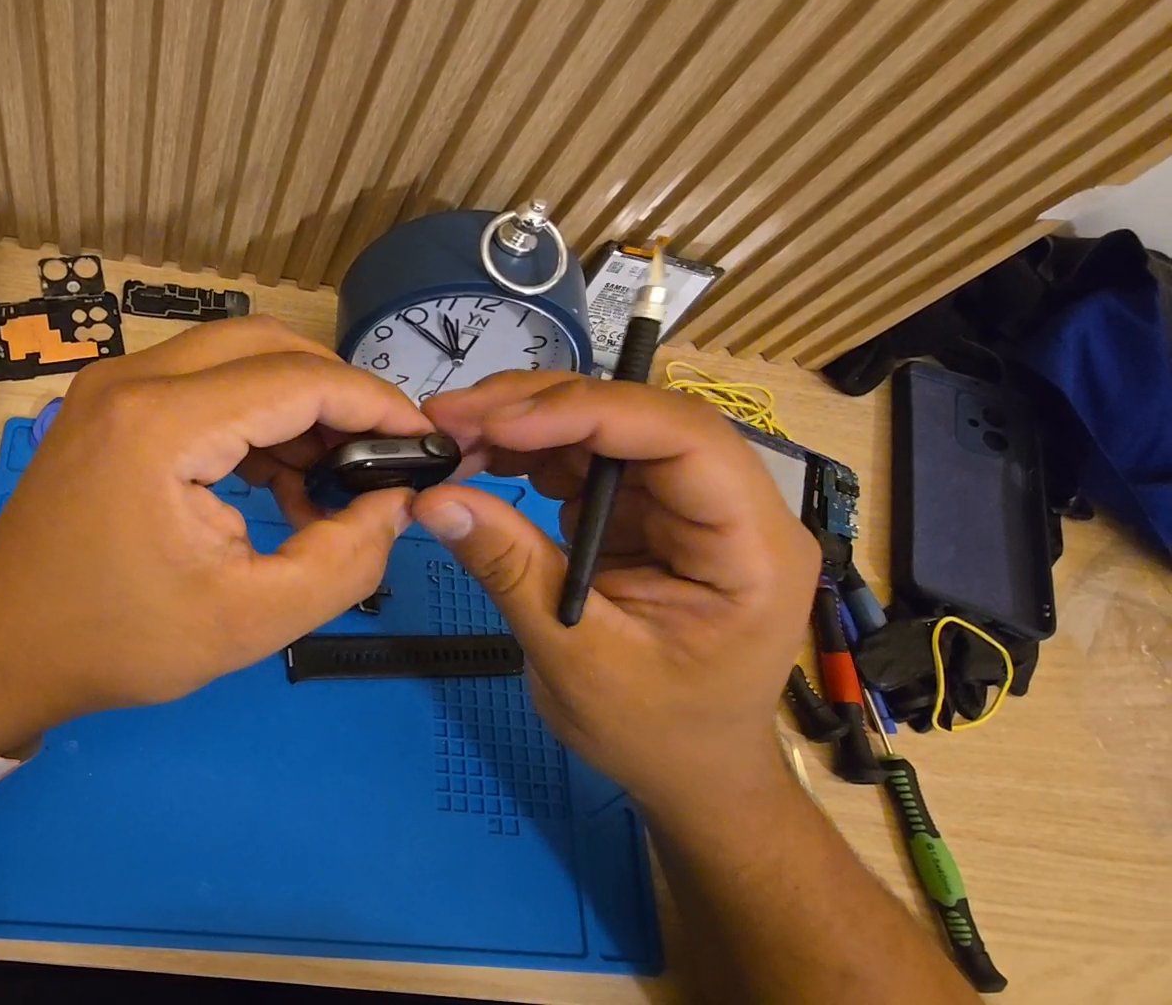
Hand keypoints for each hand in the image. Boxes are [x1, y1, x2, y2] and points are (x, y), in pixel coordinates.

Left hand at [0, 317, 431, 753]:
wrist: (2, 649)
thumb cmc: (118, 642)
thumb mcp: (250, 621)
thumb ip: (344, 560)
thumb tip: (395, 504)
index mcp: (161, 425)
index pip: (296, 379)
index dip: (373, 403)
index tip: (422, 441)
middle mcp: (131, 380)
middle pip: (267, 346)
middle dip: (335, 394)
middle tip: (377, 457)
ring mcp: (111, 386)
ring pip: (233, 359)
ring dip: (292, 407)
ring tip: (329, 484)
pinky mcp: (107, 406)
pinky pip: (199, 386)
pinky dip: (249, 421)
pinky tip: (276, 484)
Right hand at [411, 372, 818, 813]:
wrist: (685, 773)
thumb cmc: (655, 733)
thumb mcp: (576, 657)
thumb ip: (510, 569)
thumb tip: (433, 499)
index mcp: (748, 545)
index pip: (680, 439)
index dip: (587, 413)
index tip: (495, 422)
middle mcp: (722, 506)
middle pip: (635, 420)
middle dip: (538, 408)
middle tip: (450, 416)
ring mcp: (678, 506)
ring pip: (600, 430)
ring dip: (521, 424)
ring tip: (450, 434)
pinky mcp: (640, 514)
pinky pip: (580, 463)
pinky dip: (524, 455)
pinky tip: (478, 459)